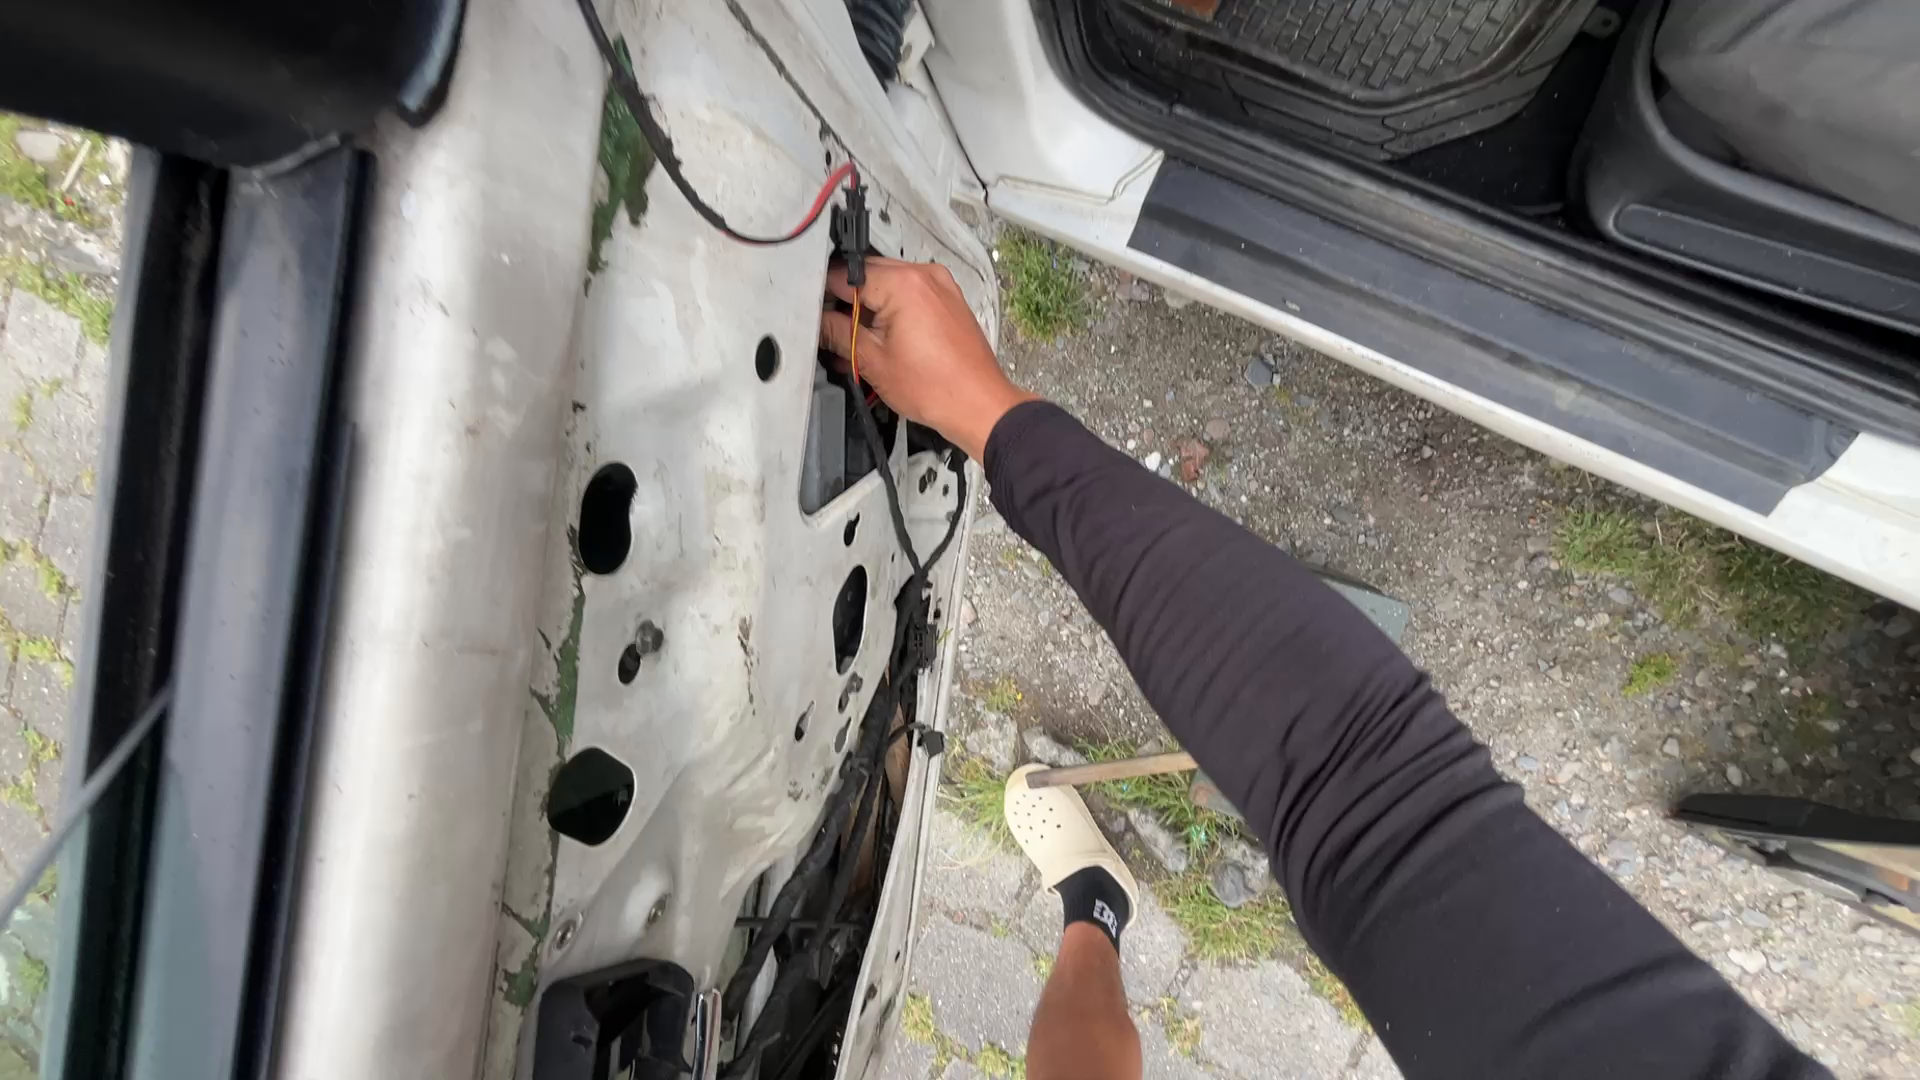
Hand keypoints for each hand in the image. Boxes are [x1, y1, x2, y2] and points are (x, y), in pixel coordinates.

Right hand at [819, 257, 1036, 461]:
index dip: (823, 294)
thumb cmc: (938, 389)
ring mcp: (940, 287)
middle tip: (829, 330)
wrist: (979, 406)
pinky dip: (892, 314)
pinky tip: (878, 342)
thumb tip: (818, 322)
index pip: (847, 275)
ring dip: (868, 310)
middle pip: (868, 276)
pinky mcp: (948, 302)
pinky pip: (911, 298)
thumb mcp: (874, 362)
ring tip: (852, 344)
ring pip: (889, 287)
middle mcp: (924, 276)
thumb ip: (839, 334)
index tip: (811, 312)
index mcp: (903, 284)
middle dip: (846, 302)